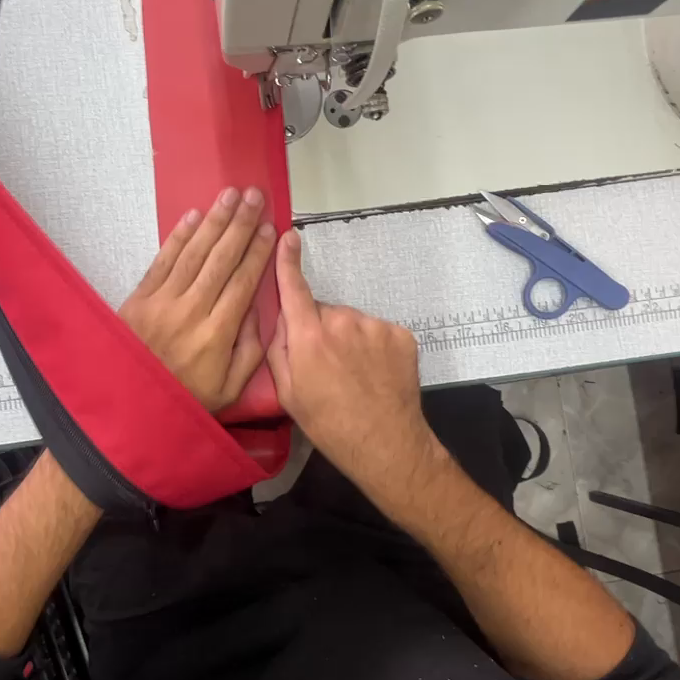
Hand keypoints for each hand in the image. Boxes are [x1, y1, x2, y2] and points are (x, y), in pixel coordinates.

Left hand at [118, 186, 275, 410]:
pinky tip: (194, 216)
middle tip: (254, 196)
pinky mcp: (140, 298)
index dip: (257, 252)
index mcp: (217, 333)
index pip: (243, 282)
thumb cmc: (185, 398)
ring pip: (194, 253)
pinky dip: (178, 236)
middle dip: (240, 224)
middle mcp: (192, 310)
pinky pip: (163, 260)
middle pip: (221, 259)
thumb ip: (249, 352)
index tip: (270, 227)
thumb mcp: (229, 389)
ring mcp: (163, 301)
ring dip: (214, 221)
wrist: (129, 405)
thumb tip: (257, 313)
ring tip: (230, 195)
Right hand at [266, 230, 443, 497]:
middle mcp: (342, 322)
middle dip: (319, 331)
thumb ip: (278, 351)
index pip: (294, 288)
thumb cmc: (329, 425)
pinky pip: (376, 332)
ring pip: (351, 324)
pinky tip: (374, 374)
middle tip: (325, 368)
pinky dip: (373, 347)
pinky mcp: (401, 335)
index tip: (288, 235)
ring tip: (353, 376)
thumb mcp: (287, 394)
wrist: (386, 444)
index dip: (288, 262)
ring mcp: (375, 326)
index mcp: (309, 337)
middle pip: (322, 313)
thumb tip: (281, 323)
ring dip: (348, 340)